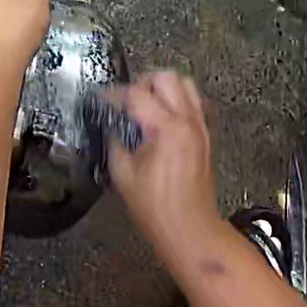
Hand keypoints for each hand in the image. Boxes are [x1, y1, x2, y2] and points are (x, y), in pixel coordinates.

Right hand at [105, 72, 227, 256]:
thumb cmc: (159, 209)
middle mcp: (187, 123)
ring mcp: (200, 128)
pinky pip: (193, 104)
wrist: (189, 228)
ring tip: (143, 104)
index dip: (113, 94)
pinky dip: (176, 102)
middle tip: (125, 98)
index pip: (136, 94)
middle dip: (141, 82)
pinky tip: (161, 119)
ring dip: (162, 88)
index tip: (102, 99)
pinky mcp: (205, 138)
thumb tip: (112, 128)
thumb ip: (115, 142)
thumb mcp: (122, 174)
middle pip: (166, 77)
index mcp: (166, 129)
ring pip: (185, 85)